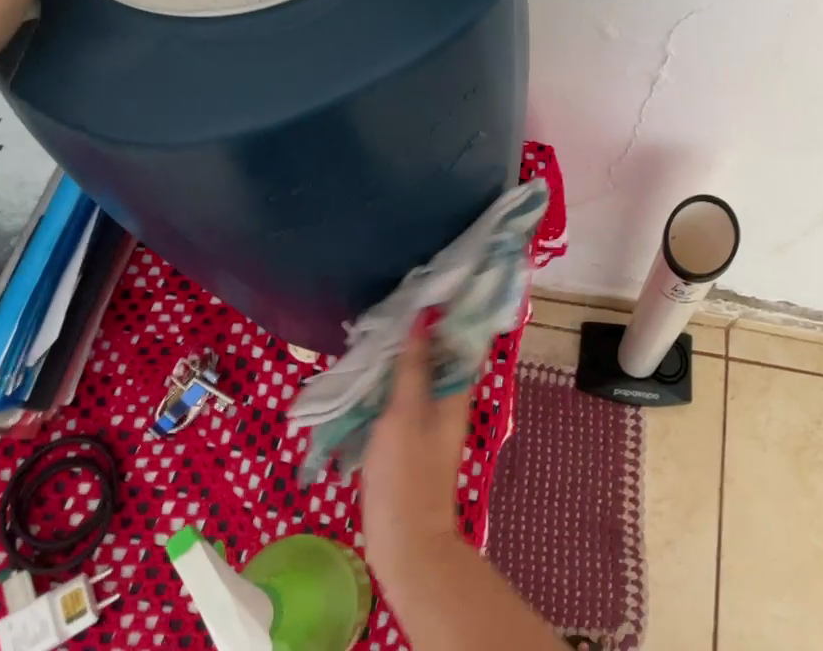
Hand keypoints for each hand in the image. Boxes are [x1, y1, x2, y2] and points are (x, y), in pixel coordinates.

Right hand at [361, 314, 471, 580]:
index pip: (460, 338)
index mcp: (455, 391)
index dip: (448, 311)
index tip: (428, 281)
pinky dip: (386, 377)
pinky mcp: (406, 434)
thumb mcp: (406, 412)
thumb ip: (414, 364)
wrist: (404, 541)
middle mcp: (446, 399)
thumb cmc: (406, 474)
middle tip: (389, 298)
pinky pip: (400, 393)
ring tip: (371, 325)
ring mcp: (426, 418)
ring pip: (416, 372)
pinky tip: (363, 367)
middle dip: (417, 327)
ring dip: (398, 352)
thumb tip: (426, 314)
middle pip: (436, 352)